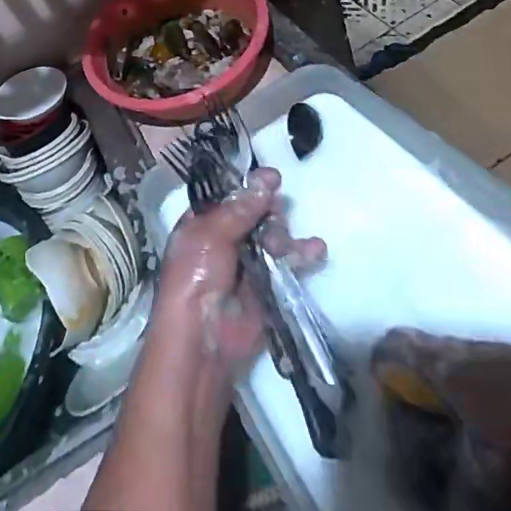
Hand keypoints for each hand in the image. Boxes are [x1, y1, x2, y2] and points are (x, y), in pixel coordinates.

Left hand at [155, 166, 327, 365]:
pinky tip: (315, 249)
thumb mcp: (209, 235)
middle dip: (268, 211)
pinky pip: (287, 265)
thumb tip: (262, 183)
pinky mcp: (268, 287)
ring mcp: (247, 263)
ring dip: (284, 234)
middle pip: (254, 215)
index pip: (227, 197)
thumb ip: (237, 210)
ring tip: (285, 243)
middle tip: (276, 213)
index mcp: (201, 223)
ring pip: (273, 237)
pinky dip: (302, 255)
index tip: (272, 176)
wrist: (203, 334)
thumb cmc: (195, 275)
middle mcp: (224, 239)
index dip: (248, 186)